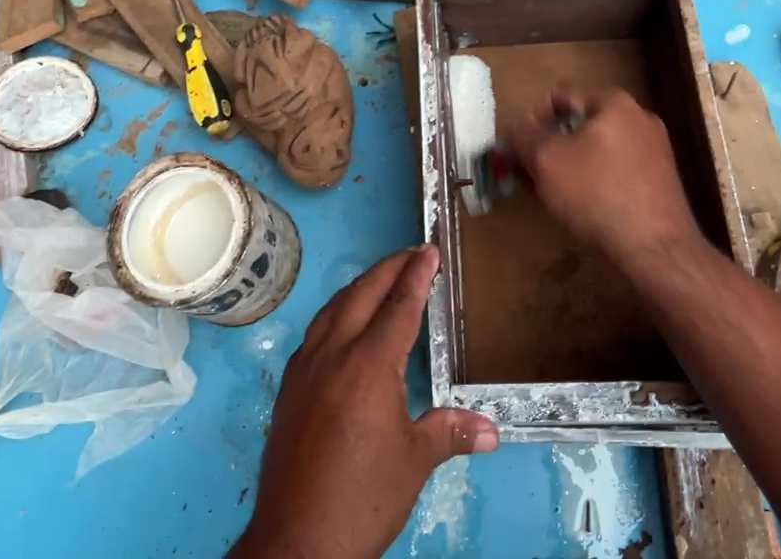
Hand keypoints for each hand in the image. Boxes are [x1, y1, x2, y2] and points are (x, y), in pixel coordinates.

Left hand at [231, 246, 497, 558]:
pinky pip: (315, 333)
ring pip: (332, 309)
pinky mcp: (289, 388)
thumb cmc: (363, 498)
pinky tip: (344, 327)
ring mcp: (305, 369)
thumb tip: (491, 430)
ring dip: (359, 288)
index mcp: (368, 365)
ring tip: (381, 280)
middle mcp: (332, 355)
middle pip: (361, 294)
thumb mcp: (415, 462)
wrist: (297, 539)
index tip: (429, 250)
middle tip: (412, 253)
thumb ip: (450, 433)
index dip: (417, 276)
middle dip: (388, 268)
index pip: (398, 306)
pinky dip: (336, 314)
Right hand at [506, 88, 704, 269]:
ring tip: (554, 193)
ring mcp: (655, 151)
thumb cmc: (596, 192)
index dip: (534, 119)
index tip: (521, 148)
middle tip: (533, 172)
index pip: (561, 97)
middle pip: (581, 124)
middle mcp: (640, 119)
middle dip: (553, 145)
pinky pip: (617, 171)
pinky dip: (596, 181)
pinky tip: (583, 206)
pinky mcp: (661, 181)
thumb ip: (525, 135)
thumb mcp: (545, 159)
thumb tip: (519, 127)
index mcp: (615, 103)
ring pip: (599, 149)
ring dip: (572, 165)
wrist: (654, 247)